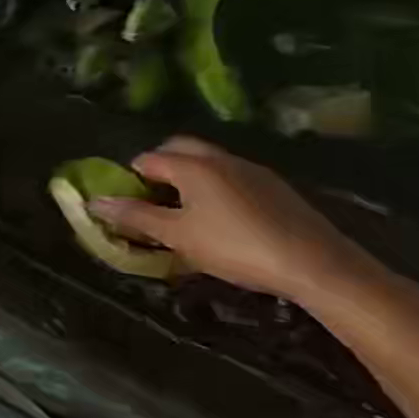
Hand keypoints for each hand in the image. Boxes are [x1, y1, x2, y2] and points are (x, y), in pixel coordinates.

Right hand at [88, 136, 365, 301]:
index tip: (133, 204)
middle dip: (161, 165)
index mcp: (190, 165)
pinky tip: (227, 217)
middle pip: (178, 148)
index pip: (145, 159)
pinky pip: (234, 176)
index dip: (132, 179)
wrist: (324, 269)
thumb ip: (133, 216)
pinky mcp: (279, 189)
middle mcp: (220, 159)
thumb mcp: (176, 236)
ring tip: (189, 209)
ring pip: (209, 161)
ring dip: (191, 175)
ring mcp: (254, 171)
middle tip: (157, 197)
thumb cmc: (237, 248)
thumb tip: (94, 202)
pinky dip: (219, 186)